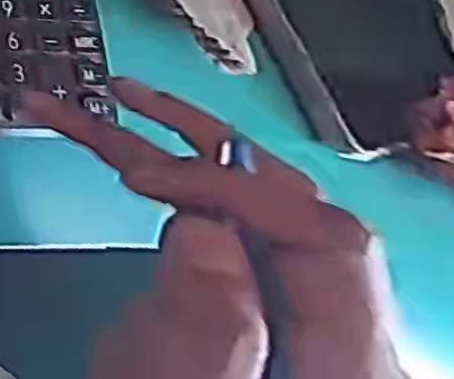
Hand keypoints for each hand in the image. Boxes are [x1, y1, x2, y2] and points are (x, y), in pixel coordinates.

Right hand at [24, 78, 406, 378]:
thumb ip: (209, 320)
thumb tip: (205, 224)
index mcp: (345, 356)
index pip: (320, 232)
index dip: (229, 184)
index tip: (138, 176)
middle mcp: (331, 322)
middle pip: (288, 200)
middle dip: (197, 139)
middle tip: (125, 101)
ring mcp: (288, 305)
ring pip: (241, 196)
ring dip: (165, 141)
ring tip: (108, 100)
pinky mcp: (246, 292)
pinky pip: (211, 214)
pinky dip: (160, 172)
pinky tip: (123, 155)